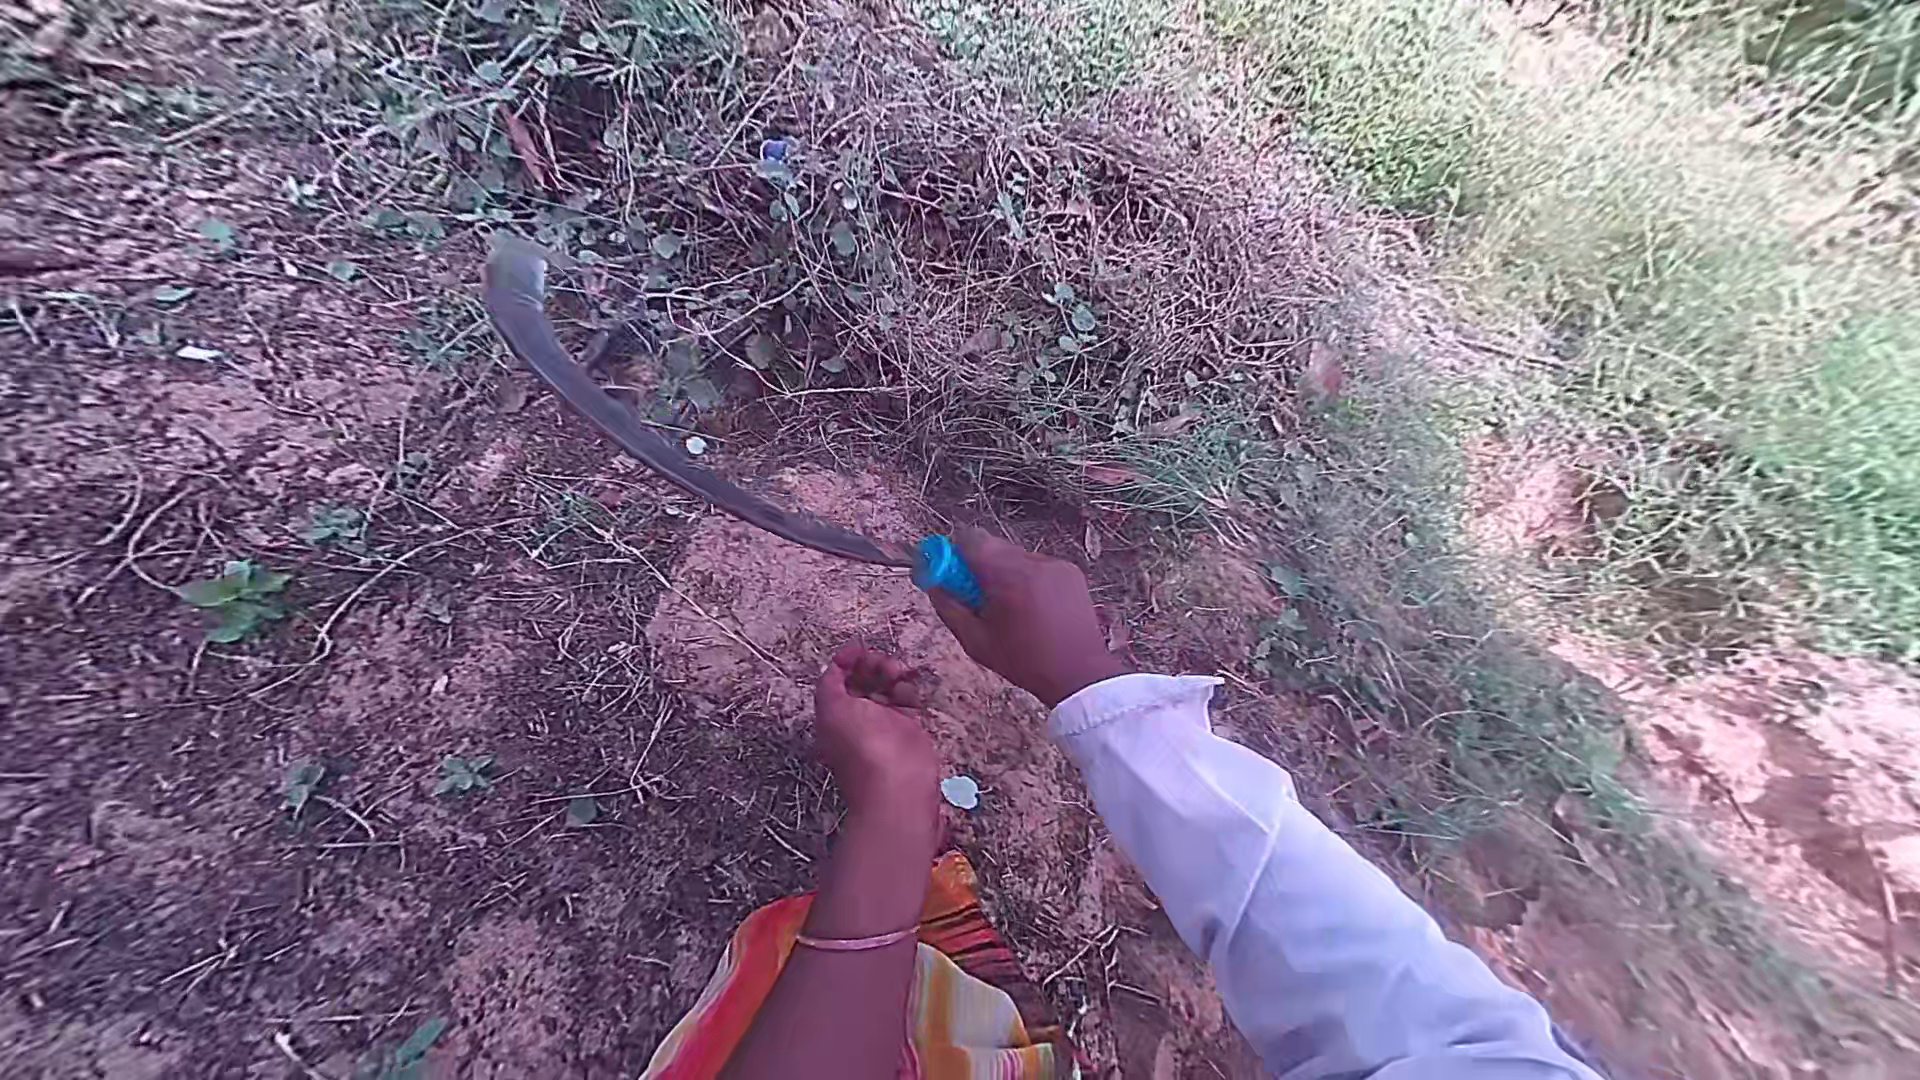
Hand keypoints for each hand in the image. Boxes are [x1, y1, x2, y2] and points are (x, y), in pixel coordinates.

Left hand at [812, 644, 939, 823]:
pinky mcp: (907, 724)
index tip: (859, 648)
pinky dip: (907, 688)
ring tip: (898, 673)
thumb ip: (830, 682)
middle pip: (862, 677)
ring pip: (886, 684)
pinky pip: (906, 697)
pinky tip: (907, 691)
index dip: (846, 660)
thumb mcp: (832, 709)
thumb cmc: (861, 746)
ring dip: (891, 672)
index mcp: (833, 712)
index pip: (837, 677)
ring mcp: (883, 720)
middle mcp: (856, 715)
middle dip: (871, 664)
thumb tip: (838, 663)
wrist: (898, 785)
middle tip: (882, 663)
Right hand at [927, 528, 1128, 707]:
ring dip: (1004, 572)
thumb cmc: (1024, 661)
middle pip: (993, 545)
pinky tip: (1033, 607)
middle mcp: (1032, 562)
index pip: (970, 539)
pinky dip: (1028, 578)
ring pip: (1015, 555)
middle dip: (979, 565)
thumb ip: (949, 608)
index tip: (952, 575)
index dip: (955, 554)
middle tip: (977, 596)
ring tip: (1010, 607)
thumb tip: (933, 585)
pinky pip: (1038, 565)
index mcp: (1007, 576)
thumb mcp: (976, 641)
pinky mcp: (1070, 571)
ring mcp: (1055, 564)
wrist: (1079, 673)